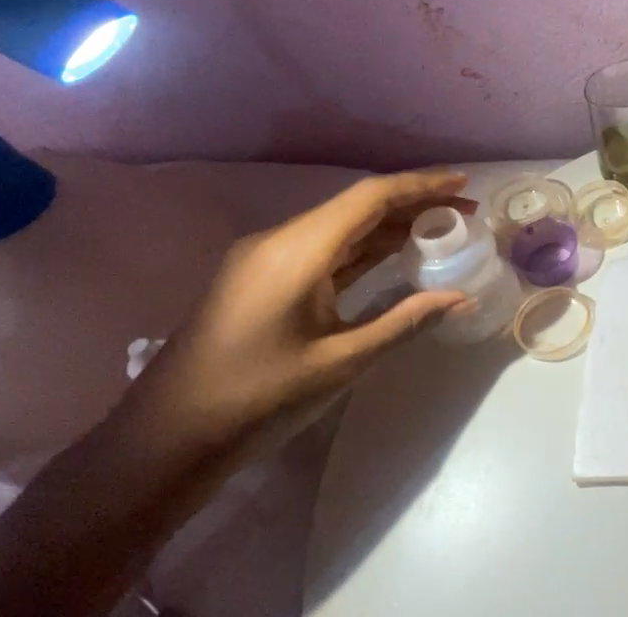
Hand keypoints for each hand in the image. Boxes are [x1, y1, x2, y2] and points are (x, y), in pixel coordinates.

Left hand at [118, 171, 473, 460]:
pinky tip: (395, 257)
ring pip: (340, 227)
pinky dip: (364, 247)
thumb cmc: (255, 399)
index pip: (370, 198)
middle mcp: (278, 243)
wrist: (162, 444)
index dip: (422, 186)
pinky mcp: (259, 282)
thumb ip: (405, 321)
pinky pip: (323, 249)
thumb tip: (462, 297)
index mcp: (296, 252)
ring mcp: (263, 262)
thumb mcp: (341, 362)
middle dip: (413, 204)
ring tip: (441, 231)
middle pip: (357, 207)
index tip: (466, 184)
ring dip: (390, 226)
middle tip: (466, 212)